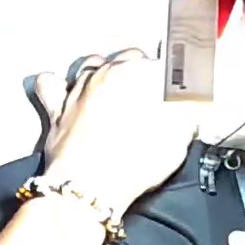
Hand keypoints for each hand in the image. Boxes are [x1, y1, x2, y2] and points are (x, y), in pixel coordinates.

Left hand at [32, 50, 200, 216]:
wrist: (90, 188)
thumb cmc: (134, 162)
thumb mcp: (179, 136)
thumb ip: (187, 111)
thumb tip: (193, 101)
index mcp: (140, 72)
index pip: (168, 63)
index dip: (181, 77)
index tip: (186, 90)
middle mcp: (107, 73)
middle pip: (131, 56)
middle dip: (144, 69)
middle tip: (155, 92)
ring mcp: (79, 90)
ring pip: (92, 63)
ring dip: (106, 70)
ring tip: (117, 86)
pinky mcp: (58, 110)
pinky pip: (51, 85)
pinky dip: (58, 84)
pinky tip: (66, 88)